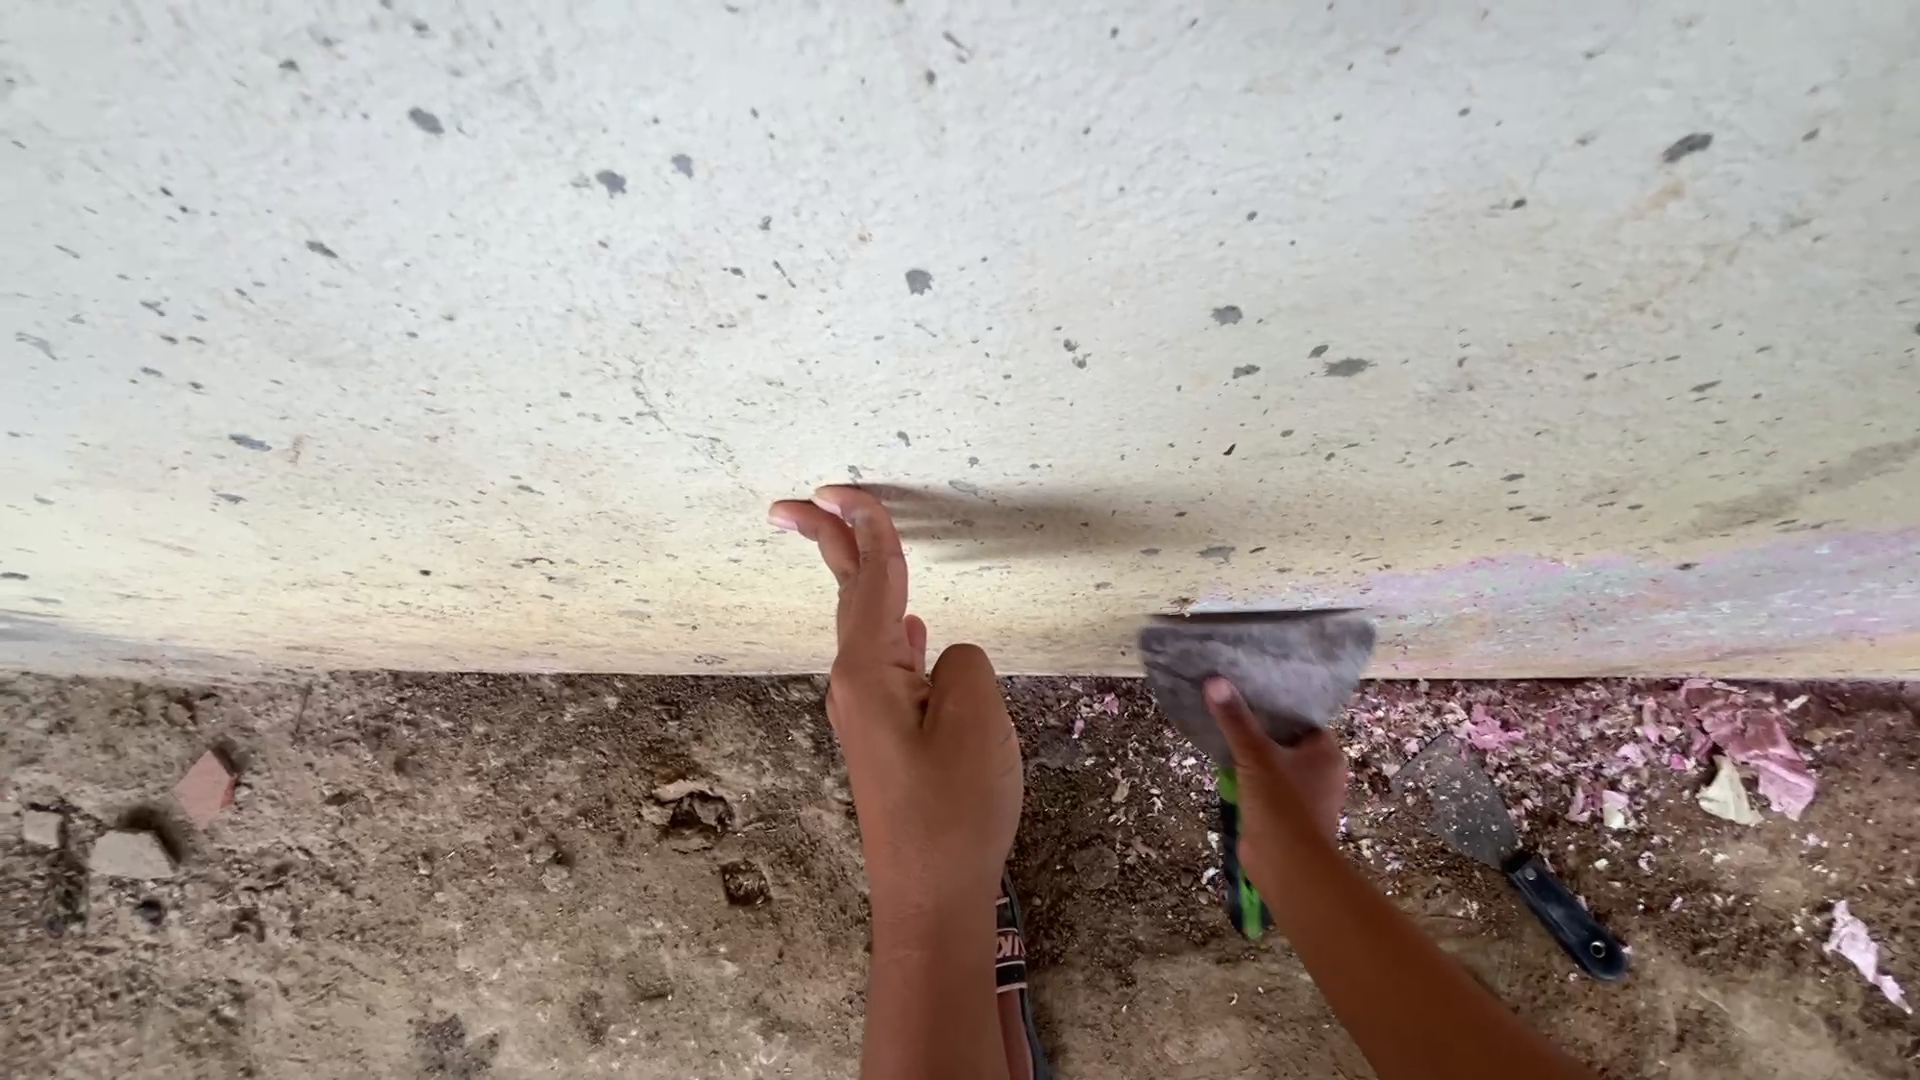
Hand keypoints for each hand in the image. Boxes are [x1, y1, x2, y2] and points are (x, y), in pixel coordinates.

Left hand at [769, 486, 1022, 919]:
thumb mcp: (976, 720)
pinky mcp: (887, 730)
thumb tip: (941, 658)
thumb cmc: (954, 810)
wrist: (931, 896)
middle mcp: (856, 684)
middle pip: (851, 595)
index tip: (845, 489)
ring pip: (868, 625)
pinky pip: (887, 658)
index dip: (867, 530)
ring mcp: (868, 709)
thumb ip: (961, 662)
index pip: (870, 582)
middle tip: (801, 501)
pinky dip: (893, 625)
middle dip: (834, 542)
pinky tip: (910, 624)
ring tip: (856, 543)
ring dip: (865, 579)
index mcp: (870, 673)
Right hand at [1204, 677, 1347, 887]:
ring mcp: (1302, 795)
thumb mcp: (1254, 755)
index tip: (1246, 689)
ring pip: (1272, 763)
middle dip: (1257, 728)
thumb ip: (1235, 719)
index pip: (1299, 718)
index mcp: (1325, 753)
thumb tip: (1215, 680)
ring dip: (1249, 754)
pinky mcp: (1283, 814)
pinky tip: (1222, 763)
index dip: (1274, 704)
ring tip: (1219, 727)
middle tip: (1226, 704)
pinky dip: (1245, 776)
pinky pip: (1263, 785)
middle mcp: (1320, 772)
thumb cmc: (1282, 805)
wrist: (1286, 866)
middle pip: (1284, 740)